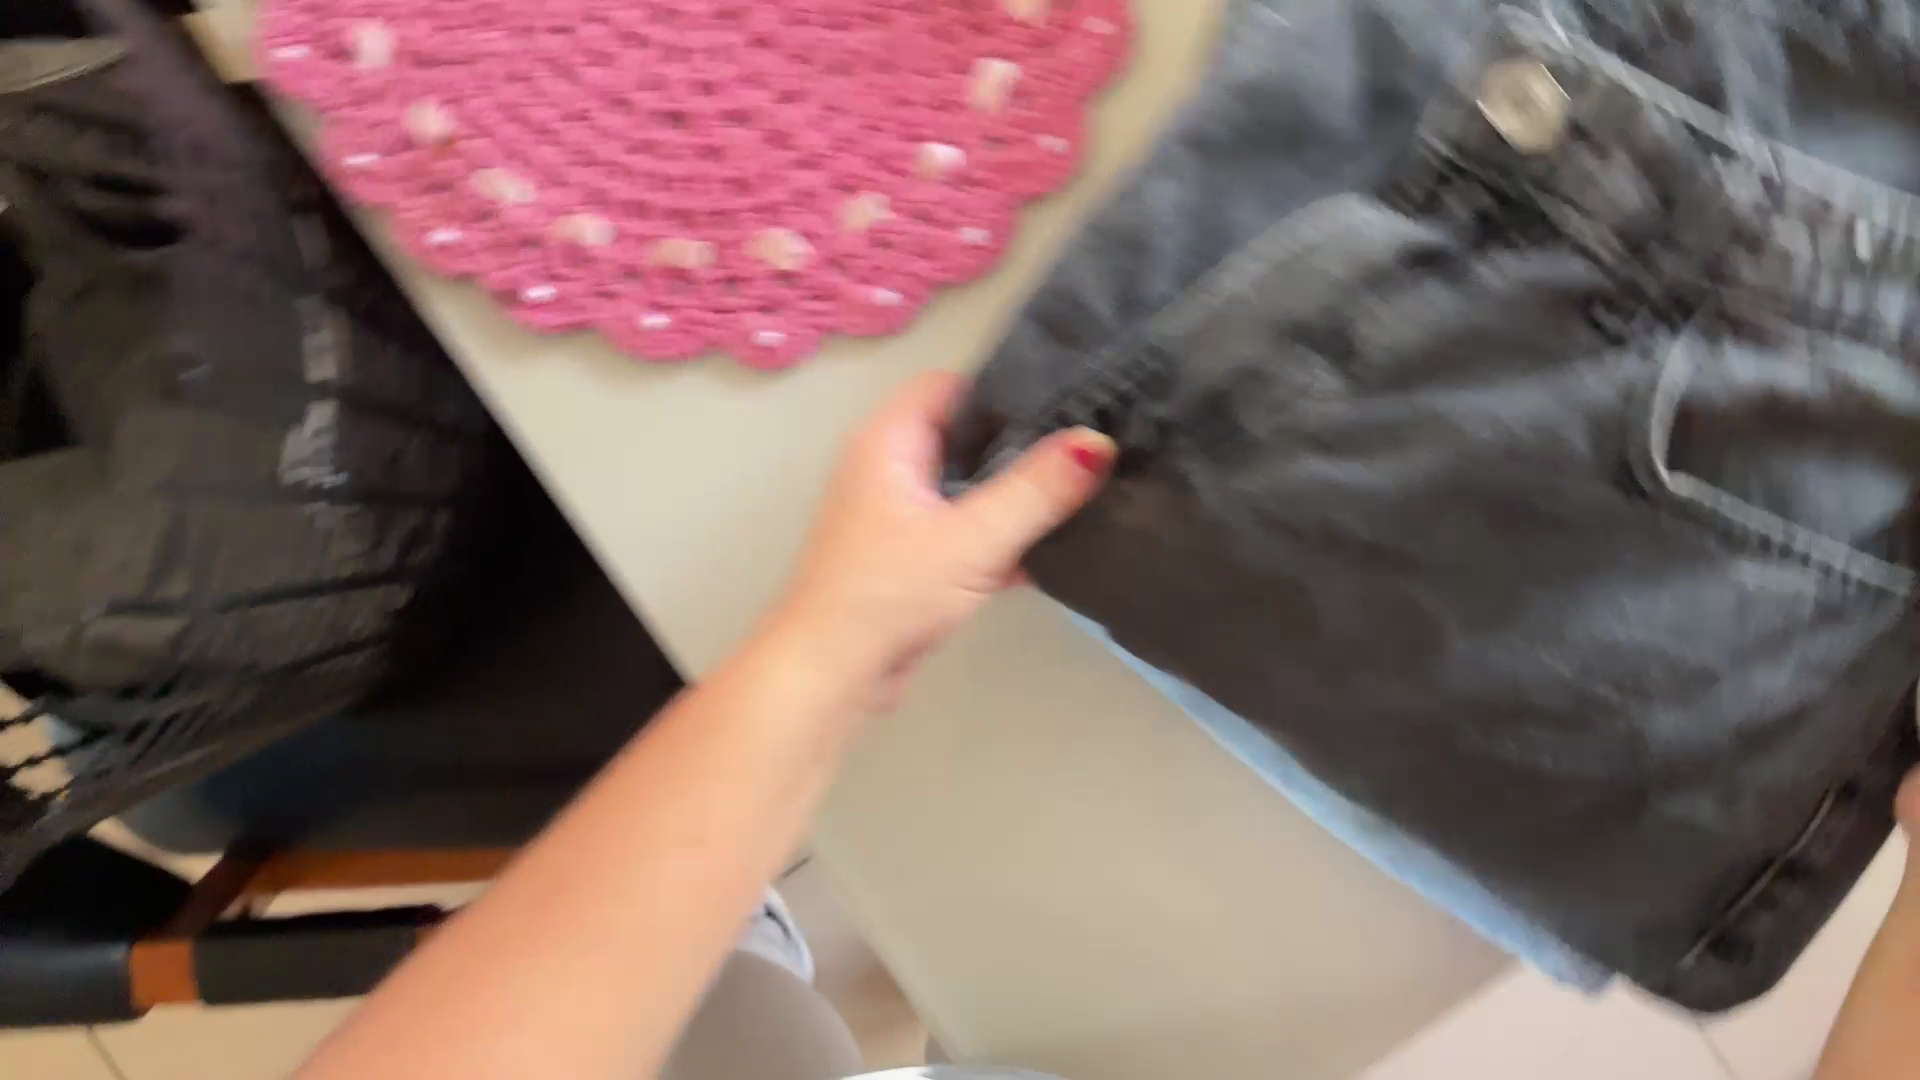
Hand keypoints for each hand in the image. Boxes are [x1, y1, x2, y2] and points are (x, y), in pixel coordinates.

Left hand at [772, 371, 1114, 705]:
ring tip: (1080, 488)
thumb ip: (1036, 491)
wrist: (833, 672)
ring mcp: (898, 512)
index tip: (1063, 397)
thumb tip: (1097, 444)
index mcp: (888, 441)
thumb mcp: (971, 539)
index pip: (949, 384)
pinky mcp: (911, 555)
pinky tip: (1050, 545)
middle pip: (964, 435)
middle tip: (1085, 443)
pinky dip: (998, 534)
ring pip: (967, 485)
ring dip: (1012, 494)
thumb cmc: (889, 594)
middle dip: (1019, 442)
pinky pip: (964, 527)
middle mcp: (889, 467)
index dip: (1003, 386)